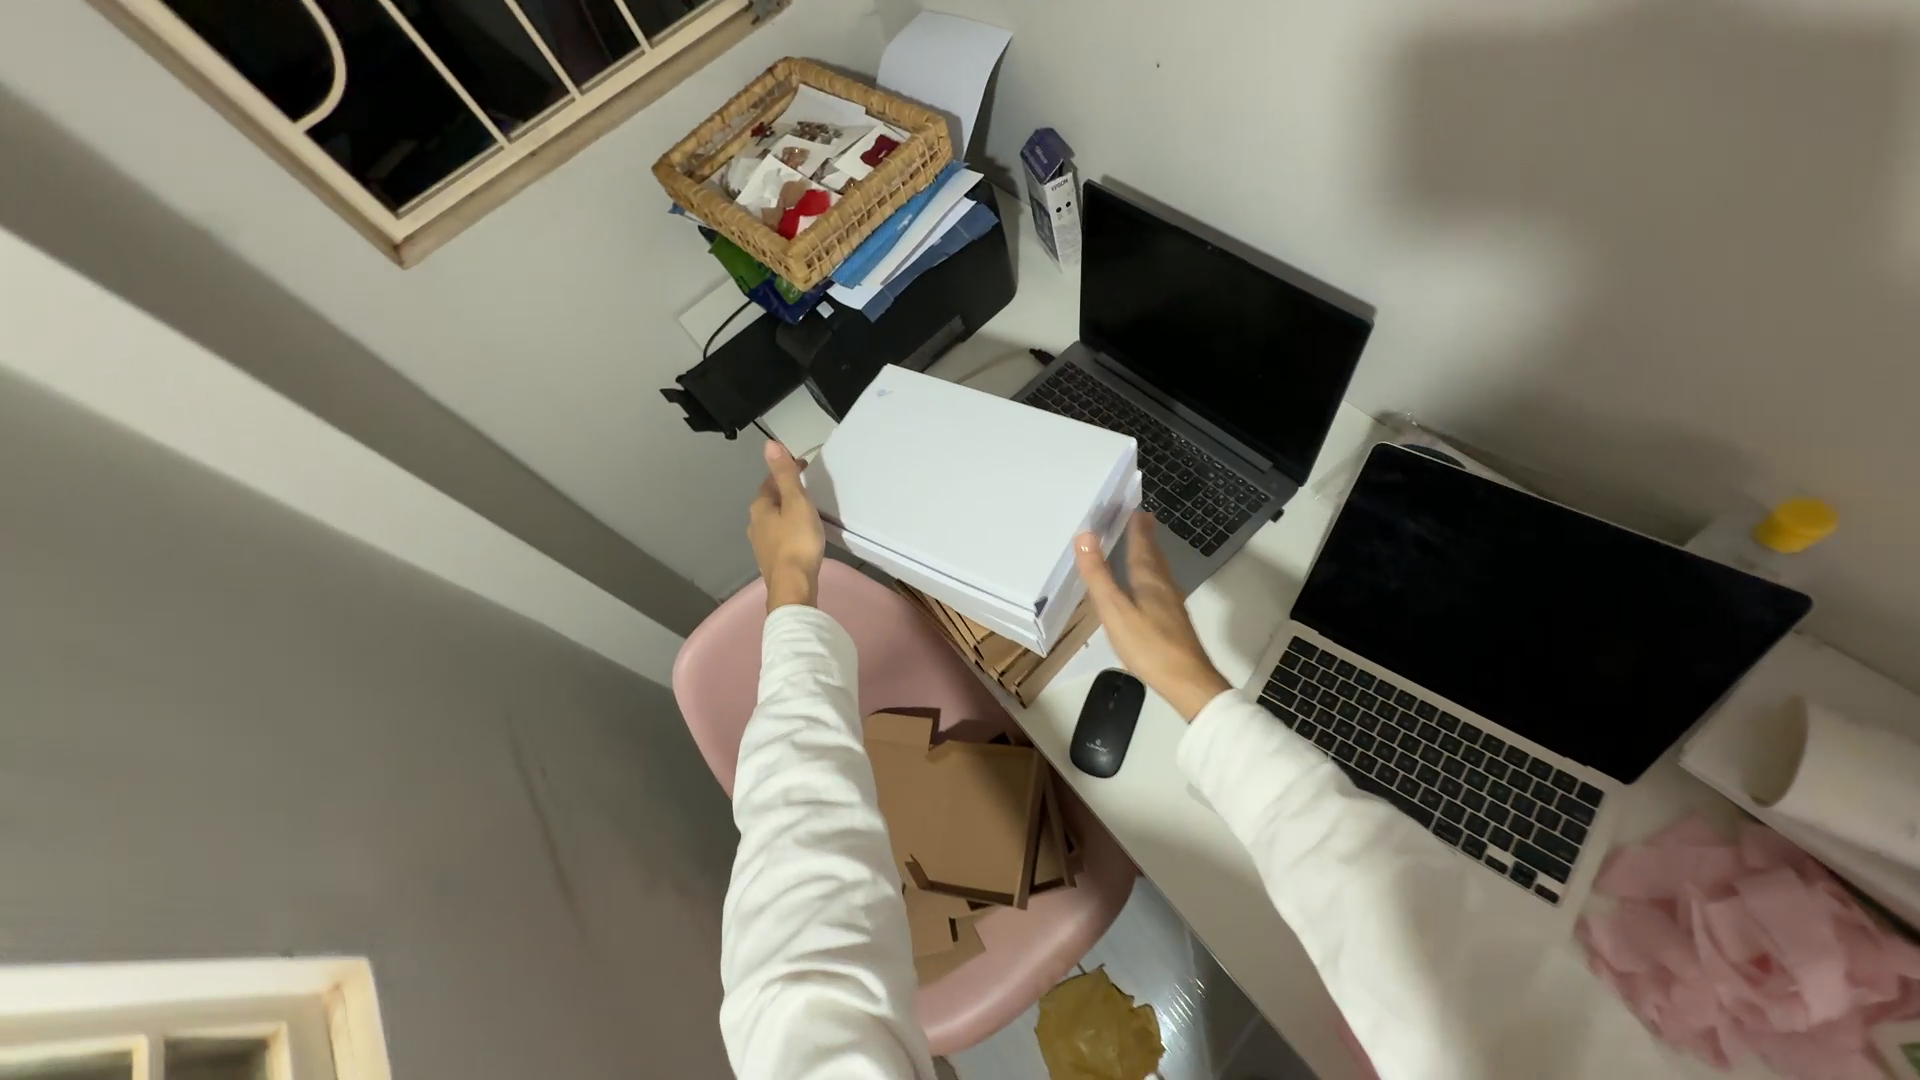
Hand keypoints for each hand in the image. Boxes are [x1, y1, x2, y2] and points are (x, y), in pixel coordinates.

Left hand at [749, 440, 824, 611]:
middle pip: (770, 500)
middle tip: (806, 487)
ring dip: (786, 511)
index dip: (786, 471)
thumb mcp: (796, 502)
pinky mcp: (771, 559)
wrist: (793, 585)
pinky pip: (778, 536)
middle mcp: (755, 523)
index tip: (804, 466)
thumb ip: (785, 474)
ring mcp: (761, 543)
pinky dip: (788, 529)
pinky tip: (799, 535)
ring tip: (805, 510)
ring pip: (773, 519)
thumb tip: (769, 444)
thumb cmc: (797, 541)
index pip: (771, 481)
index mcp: (760, 507)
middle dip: (785, 491)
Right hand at [1074, 513, 1231, 720]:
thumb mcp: (1114, 610)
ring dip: (1151, 556)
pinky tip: (1150, 589)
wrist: (1187, 681)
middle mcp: (1164, 587)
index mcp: (1149, 580)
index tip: (1133, 508)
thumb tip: (1085, 536)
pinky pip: (1160, 588)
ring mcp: (1172, 605)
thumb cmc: (1148, 645)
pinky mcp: (1174, 623)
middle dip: (1146, 537)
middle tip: (1141, 519)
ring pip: (1160, 572)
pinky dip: (1152, 577)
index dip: (1136, 528)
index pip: (1142, 546)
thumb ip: (1099, 575)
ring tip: (1144, 546)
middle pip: (1154, 556)